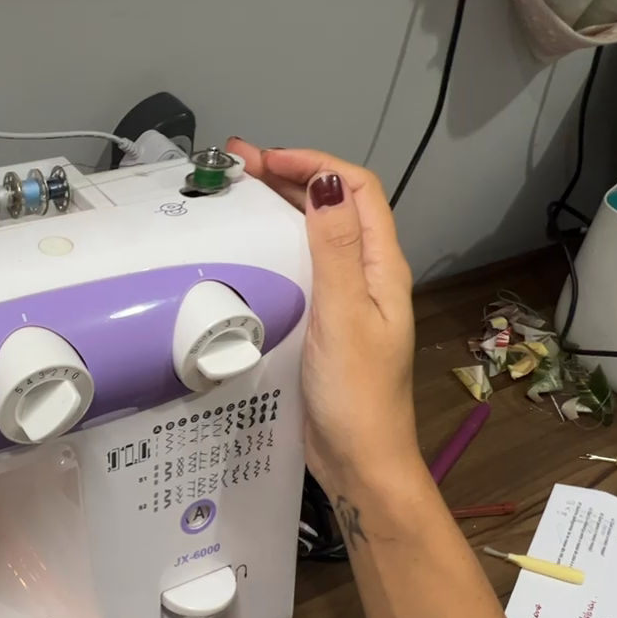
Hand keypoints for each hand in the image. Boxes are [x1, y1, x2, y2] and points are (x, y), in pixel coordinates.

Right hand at [224, 138, 421, 497]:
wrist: (358, 459)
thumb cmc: (354, 394)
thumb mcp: (343, 316)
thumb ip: (334, 249)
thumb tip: (327, 180)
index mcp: (380, 266)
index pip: (355, 189)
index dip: (313, 162)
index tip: (264, 158)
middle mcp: (365, 275)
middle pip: (334, 206)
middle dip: (290, 176)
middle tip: (236, 167)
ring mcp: (344, 299)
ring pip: (315, 236)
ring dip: (281, 207)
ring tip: (237, 196)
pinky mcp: (323, 322)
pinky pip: (301, 268)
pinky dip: (275, 246)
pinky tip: (249, 251)